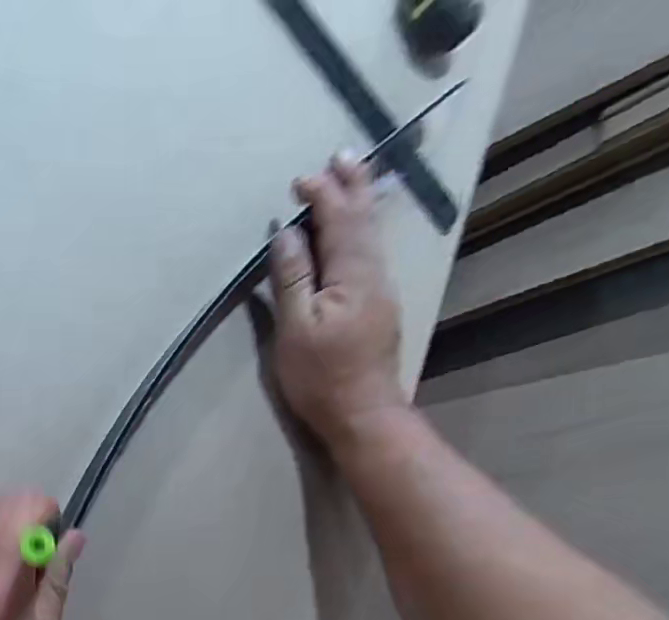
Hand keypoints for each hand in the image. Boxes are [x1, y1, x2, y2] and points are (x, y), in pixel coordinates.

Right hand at [268, 157, 407, 452]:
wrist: (363, 414)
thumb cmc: (322, 376)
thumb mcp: (296, 329)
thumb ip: (292, 278)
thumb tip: (287, 232)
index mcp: (353, 275)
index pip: (338, 222)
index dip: (323, 196)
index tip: (302, 178)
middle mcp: (375, 275)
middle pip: (364, 221)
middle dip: (352, 187)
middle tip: (343, 156)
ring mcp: (381, 292)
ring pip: (372, 237)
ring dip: (359, 205)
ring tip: (353, 180)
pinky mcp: (379, 308)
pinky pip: (371, 255)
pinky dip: (361, 231)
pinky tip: (357, 232)